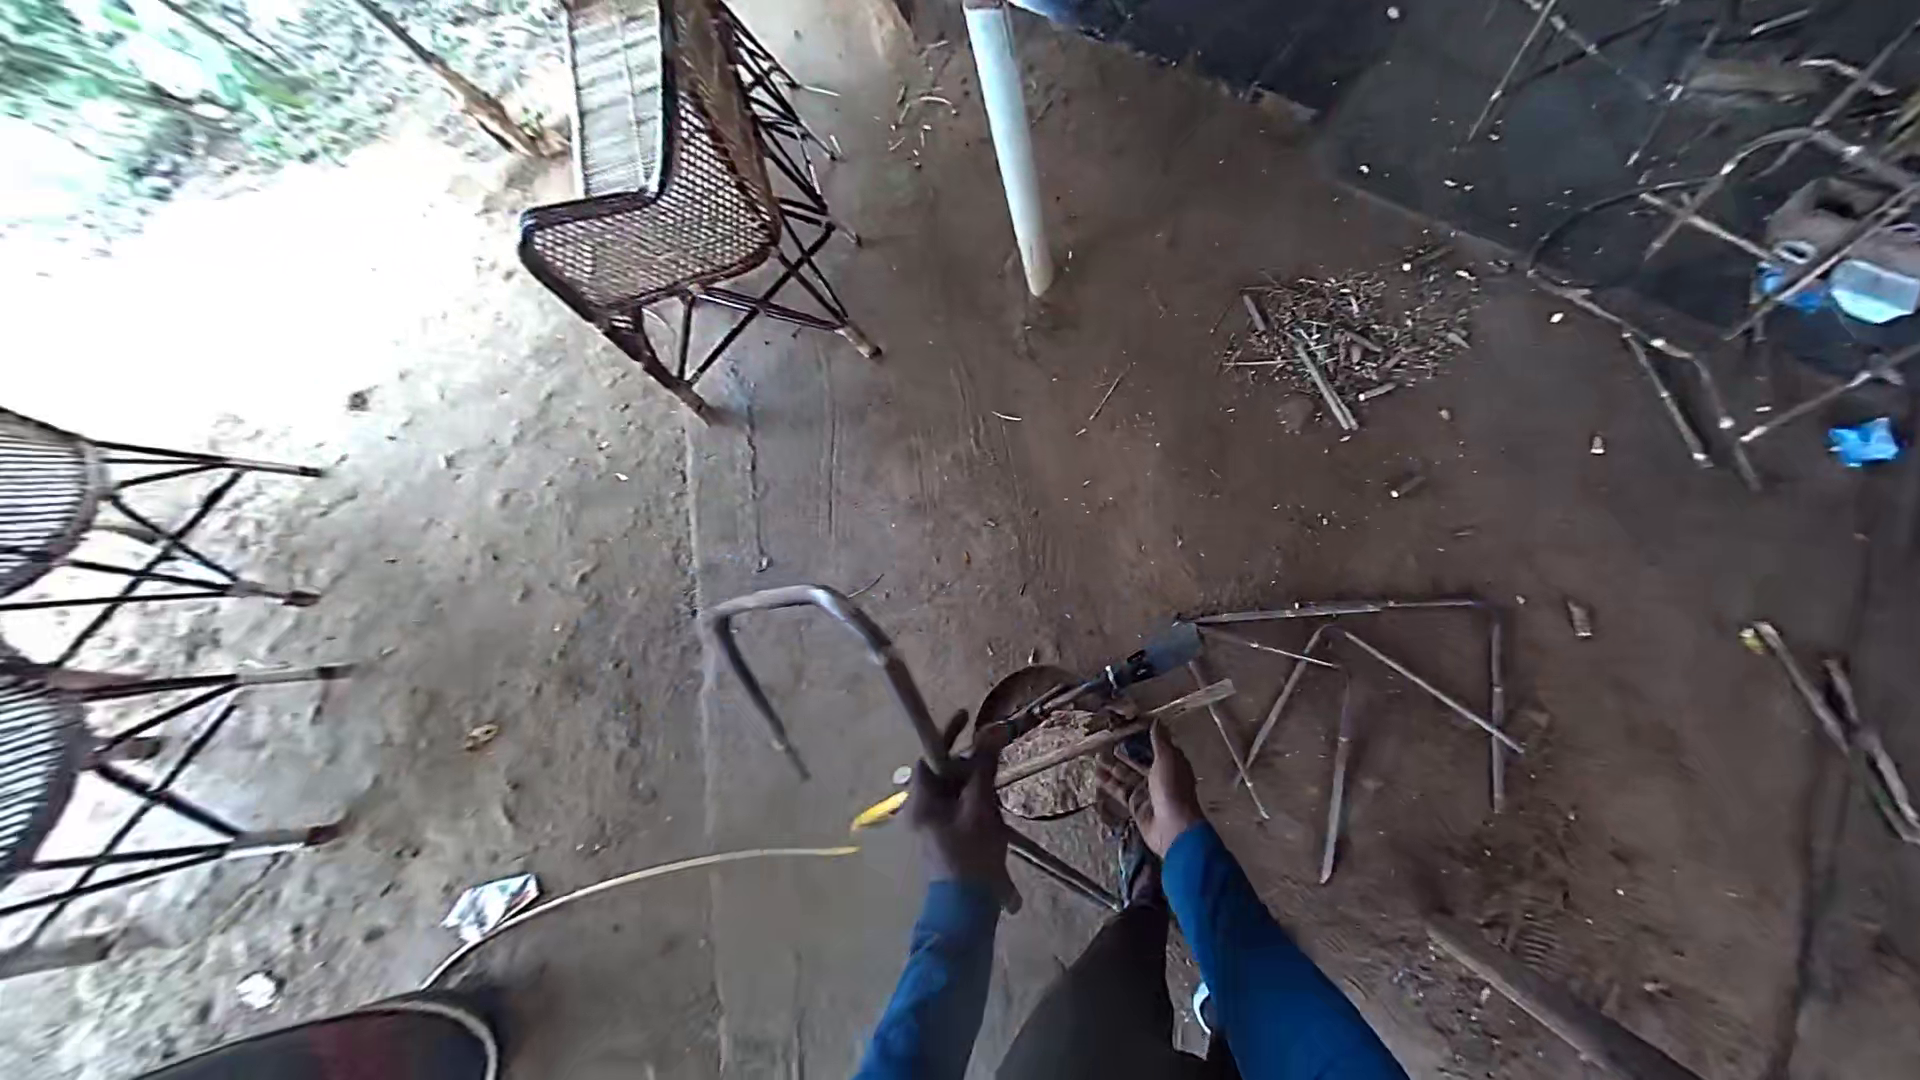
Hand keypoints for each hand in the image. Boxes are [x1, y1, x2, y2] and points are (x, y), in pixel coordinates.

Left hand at [907, 726, 1014, 899]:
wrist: (967, 913)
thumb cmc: (970, 857)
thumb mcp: (979, 808)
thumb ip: (984, 768)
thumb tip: (992, 731)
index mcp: (920, 801)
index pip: (929, 755)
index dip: (949, 735)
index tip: (968, 717)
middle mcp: (919, 810)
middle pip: (944, 772)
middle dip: (970, 764)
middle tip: (993, 758)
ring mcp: (930, 826)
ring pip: (954, 791)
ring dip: (976, 785)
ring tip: (996, 793)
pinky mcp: (944, 839)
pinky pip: (958, 808)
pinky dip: (975, 803)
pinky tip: (994, 813)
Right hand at [1098, 722, 1203, 856]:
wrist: (1173, 828)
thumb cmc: (1172, 789)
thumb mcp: (1167, 759)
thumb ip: (1159, 741)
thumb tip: (1156, 720)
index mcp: (1170, 763)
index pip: (1154, 746)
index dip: (1140, 737)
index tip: (1124, 726)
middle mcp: (1158, 776)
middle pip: (1137, 760)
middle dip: (1122, 752)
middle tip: (1104, 742)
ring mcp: (1146, 791)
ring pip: (1126, 775)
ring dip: (1112, 766)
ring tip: (1096, 757)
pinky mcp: (1135, 804)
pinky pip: (1120, 790)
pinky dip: (1109, 783)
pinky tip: (1097, 776)